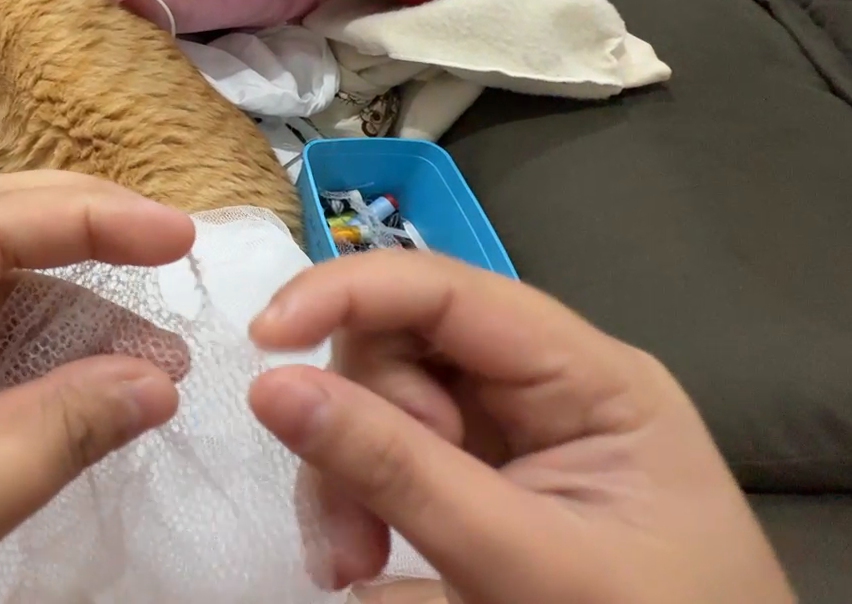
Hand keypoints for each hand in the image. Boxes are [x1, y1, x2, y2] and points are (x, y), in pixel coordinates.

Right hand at [248, 250, 794, 603]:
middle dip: (350, 420)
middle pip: (392, 342)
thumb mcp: (524, 564)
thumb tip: (265, 387)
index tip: (265, 340)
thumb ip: (395, 470)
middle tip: (352, 521)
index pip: (441, 288)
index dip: (343, 293)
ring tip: (353, 560)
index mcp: (586, 374)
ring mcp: (497, 422)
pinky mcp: (467, 464)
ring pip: (368, 394)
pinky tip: (357, 557)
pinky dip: (349, 493)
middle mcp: (535, 378)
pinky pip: (374, 444)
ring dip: (340, 470)